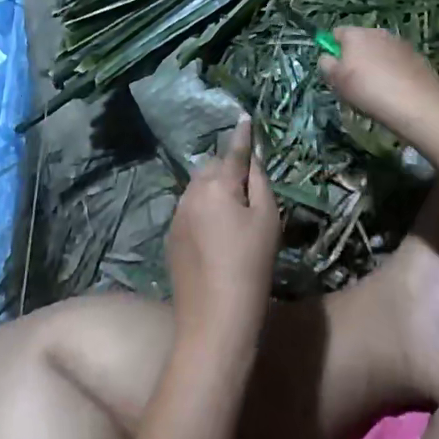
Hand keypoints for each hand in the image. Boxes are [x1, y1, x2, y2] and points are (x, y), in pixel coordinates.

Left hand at [166, 116, 277, 350]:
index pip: (233, 153)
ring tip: (234, 215)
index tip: (245, 119)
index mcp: (216, 185)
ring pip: (198, 189)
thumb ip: (259, 183)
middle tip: (249, 190)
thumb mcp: (267, 221)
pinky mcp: (171, 237)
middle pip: (212, 169)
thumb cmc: (251, 266)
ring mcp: (177, 216)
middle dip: (228, 170)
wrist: (215, 319)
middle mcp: (190, 193)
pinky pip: (190, 211)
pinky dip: (203, 211)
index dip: (242, 137)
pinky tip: (217, 236)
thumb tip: (250, 161)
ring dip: (214, 191)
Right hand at [317, 27, 438, 133]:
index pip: (336, 33)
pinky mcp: (418, 57)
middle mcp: (378, 32)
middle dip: (355, 58)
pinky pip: (397, 62)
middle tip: (354, 84)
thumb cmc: (369, 91)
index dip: (333, 50)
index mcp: (355, 34)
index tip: (335, 71)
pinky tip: (396, 92)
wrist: (418, 105)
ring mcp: (400, 43)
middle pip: (360, 42)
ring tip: (377, 91)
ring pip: (380, 52)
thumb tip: (327, 57)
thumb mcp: (336, 81)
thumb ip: (326, 65)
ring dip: (375, 65)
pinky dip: (394, 72)